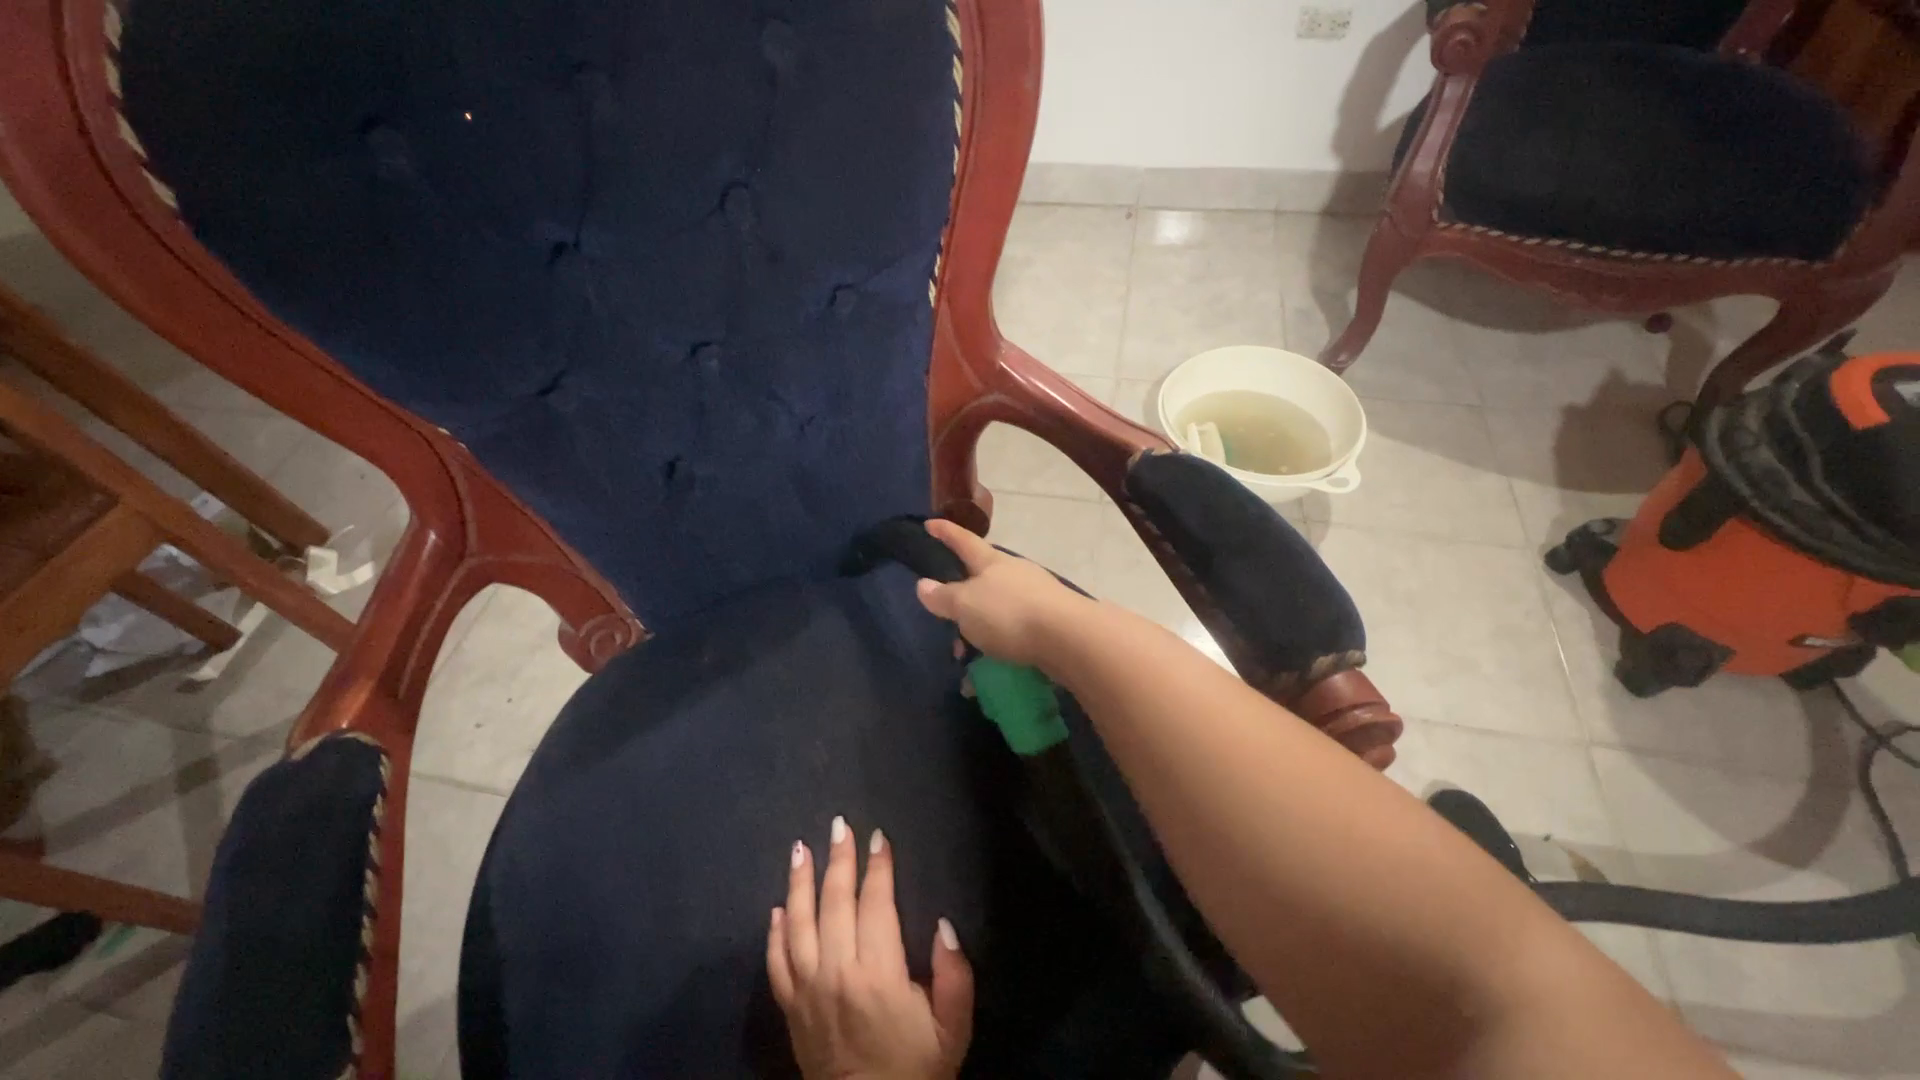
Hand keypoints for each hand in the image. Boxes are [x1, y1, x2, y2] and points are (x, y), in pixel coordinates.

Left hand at [769, 817, 973, 1079]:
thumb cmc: (916, 1070)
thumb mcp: (953, 1028)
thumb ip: (954, 975)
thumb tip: (943, 925)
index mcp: (878, 974)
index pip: (875, 905)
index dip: (878, 868)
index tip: (879, 838)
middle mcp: (837, 973)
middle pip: (834, 903)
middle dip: (839, 860)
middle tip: (840, 825)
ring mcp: (807, 990)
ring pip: (799, 923)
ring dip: (800, 882)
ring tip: (801, 848)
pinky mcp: (790, 1008)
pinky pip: (776, 961)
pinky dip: (774, 931)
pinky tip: (778, 906)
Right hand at [913, 519, 1089, 666]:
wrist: (1068, 638)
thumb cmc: (1008, 614)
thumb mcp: (966, 605)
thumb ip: (944, 597)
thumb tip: (923, 584)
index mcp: (991, 561)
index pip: (963, 540)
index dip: (945, 532)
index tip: (929, 524)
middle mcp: (1014, 572)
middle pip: (982, 575)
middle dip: (962, 594)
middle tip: (946, 615)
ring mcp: (1035, 595)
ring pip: (998, 606)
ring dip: (980, 626)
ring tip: (967, 654)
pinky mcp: (1050, 620)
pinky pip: (1015, 629)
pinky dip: (999, 643)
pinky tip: (993, 664)